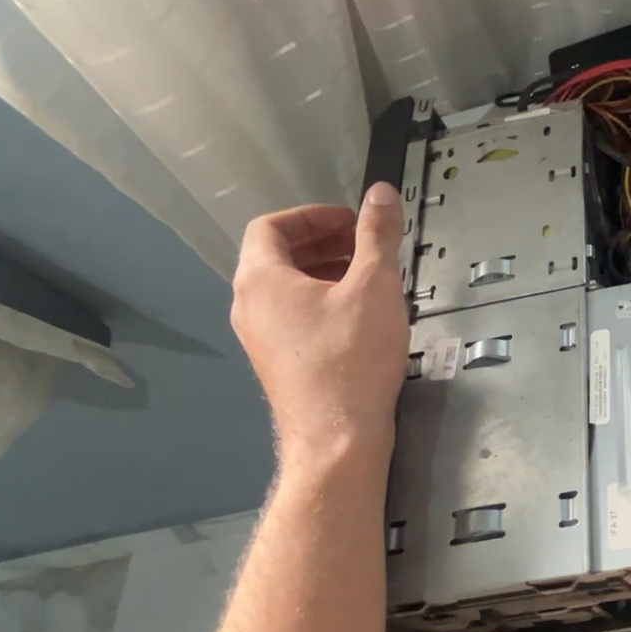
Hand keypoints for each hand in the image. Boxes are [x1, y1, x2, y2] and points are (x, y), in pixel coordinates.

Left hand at [232, 182, 410, 470]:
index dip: (313, 216)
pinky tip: (361, 318)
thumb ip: (378, 235)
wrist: (338, 437)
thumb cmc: (352, 358)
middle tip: (364, 245)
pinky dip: (323, 303)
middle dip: (323, 243)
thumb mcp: (375, 286)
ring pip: (287, 290)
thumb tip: (381, 194)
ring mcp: (261, 339)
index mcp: (261, 279)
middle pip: (277, 256)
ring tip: (369, 279)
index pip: (271, 227)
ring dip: (325, 273)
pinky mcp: (279, 364)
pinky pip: (294, 318)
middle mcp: (250, 306)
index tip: (352, 222)